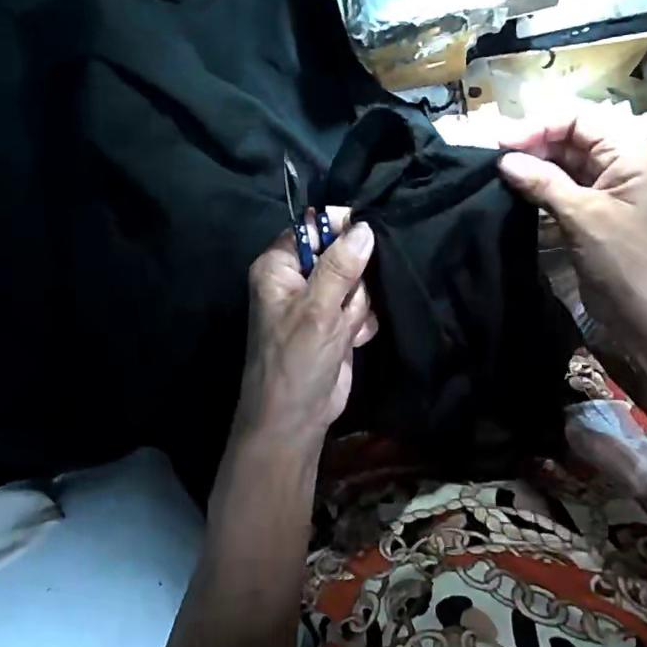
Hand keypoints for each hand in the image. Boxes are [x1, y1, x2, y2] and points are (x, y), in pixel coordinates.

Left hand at [236, 209, 377, 450]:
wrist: (295, 420)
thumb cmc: (294, 360)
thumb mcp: (317, 309)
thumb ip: (340, 266)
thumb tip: (364, 227)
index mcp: (279, 266)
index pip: (312, 227)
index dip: (339, 227)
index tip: (367, 232)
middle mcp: (297, 279)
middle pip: (341, 253)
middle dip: (352, 278)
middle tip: (345, 301)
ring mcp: (318, 303)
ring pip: (357, 283)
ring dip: (357, 306)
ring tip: (342, 329)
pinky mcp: (336, 325)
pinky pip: (362, 308)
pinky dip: (361, 323)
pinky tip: (351, 341)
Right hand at [494, 111, 646, 361]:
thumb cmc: (628, 262)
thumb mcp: (584, 216)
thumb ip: (543, 182)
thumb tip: (504, 160)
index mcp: (632, 152)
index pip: (579, 119)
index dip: (538, 126)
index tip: (500, 144)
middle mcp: (622, 163)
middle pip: (570, 137)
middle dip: (532, 144)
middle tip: (492, 160)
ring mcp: (608, 189)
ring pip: (563, 163)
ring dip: (532, 166)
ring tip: (496, 173)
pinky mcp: (593, 213)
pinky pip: (561, 187)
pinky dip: (538, 186)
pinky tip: (512, 191)